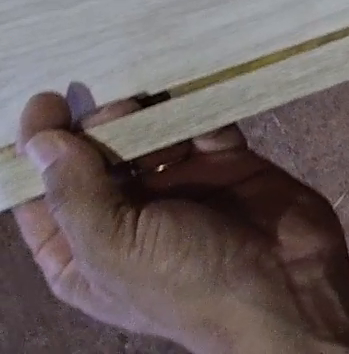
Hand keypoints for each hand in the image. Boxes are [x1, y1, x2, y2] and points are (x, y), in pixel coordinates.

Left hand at [12, 93, 348, 353]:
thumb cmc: (182, 279)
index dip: (37, 150)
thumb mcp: (113, 245)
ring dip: (150, 115)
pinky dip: (205, 110)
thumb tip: (41, 142)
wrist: (282, 281)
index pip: (45, 191)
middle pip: (100, 157)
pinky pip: (211, 129)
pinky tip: (199, 97)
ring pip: (156, 138)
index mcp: (81, 246)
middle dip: (99, 127)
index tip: (44, 102)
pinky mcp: (232, 164)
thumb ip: (78, 191)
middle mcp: (128, 212)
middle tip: (115, 107)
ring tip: (150, 102)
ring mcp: (184, 185)